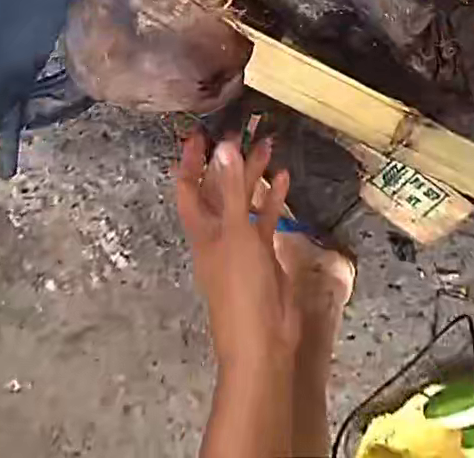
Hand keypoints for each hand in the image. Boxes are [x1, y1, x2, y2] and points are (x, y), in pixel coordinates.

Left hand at [175, 133, 297, 370]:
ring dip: (253, 174)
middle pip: (218, 189)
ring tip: (267, 145)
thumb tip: (223, 147)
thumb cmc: (241, 287)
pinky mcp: (263, 253)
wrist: (263, 341)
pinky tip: (283, 178)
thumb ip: (231, 188)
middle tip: (241, 131)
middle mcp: (218, 232)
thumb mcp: (235, 233)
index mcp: (202, 229)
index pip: (189, 187)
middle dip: (228, 162)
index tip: (199, 134)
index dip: (190, 161)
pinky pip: (265, 218)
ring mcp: (241, 243)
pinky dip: (272, 198)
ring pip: (244, 200)